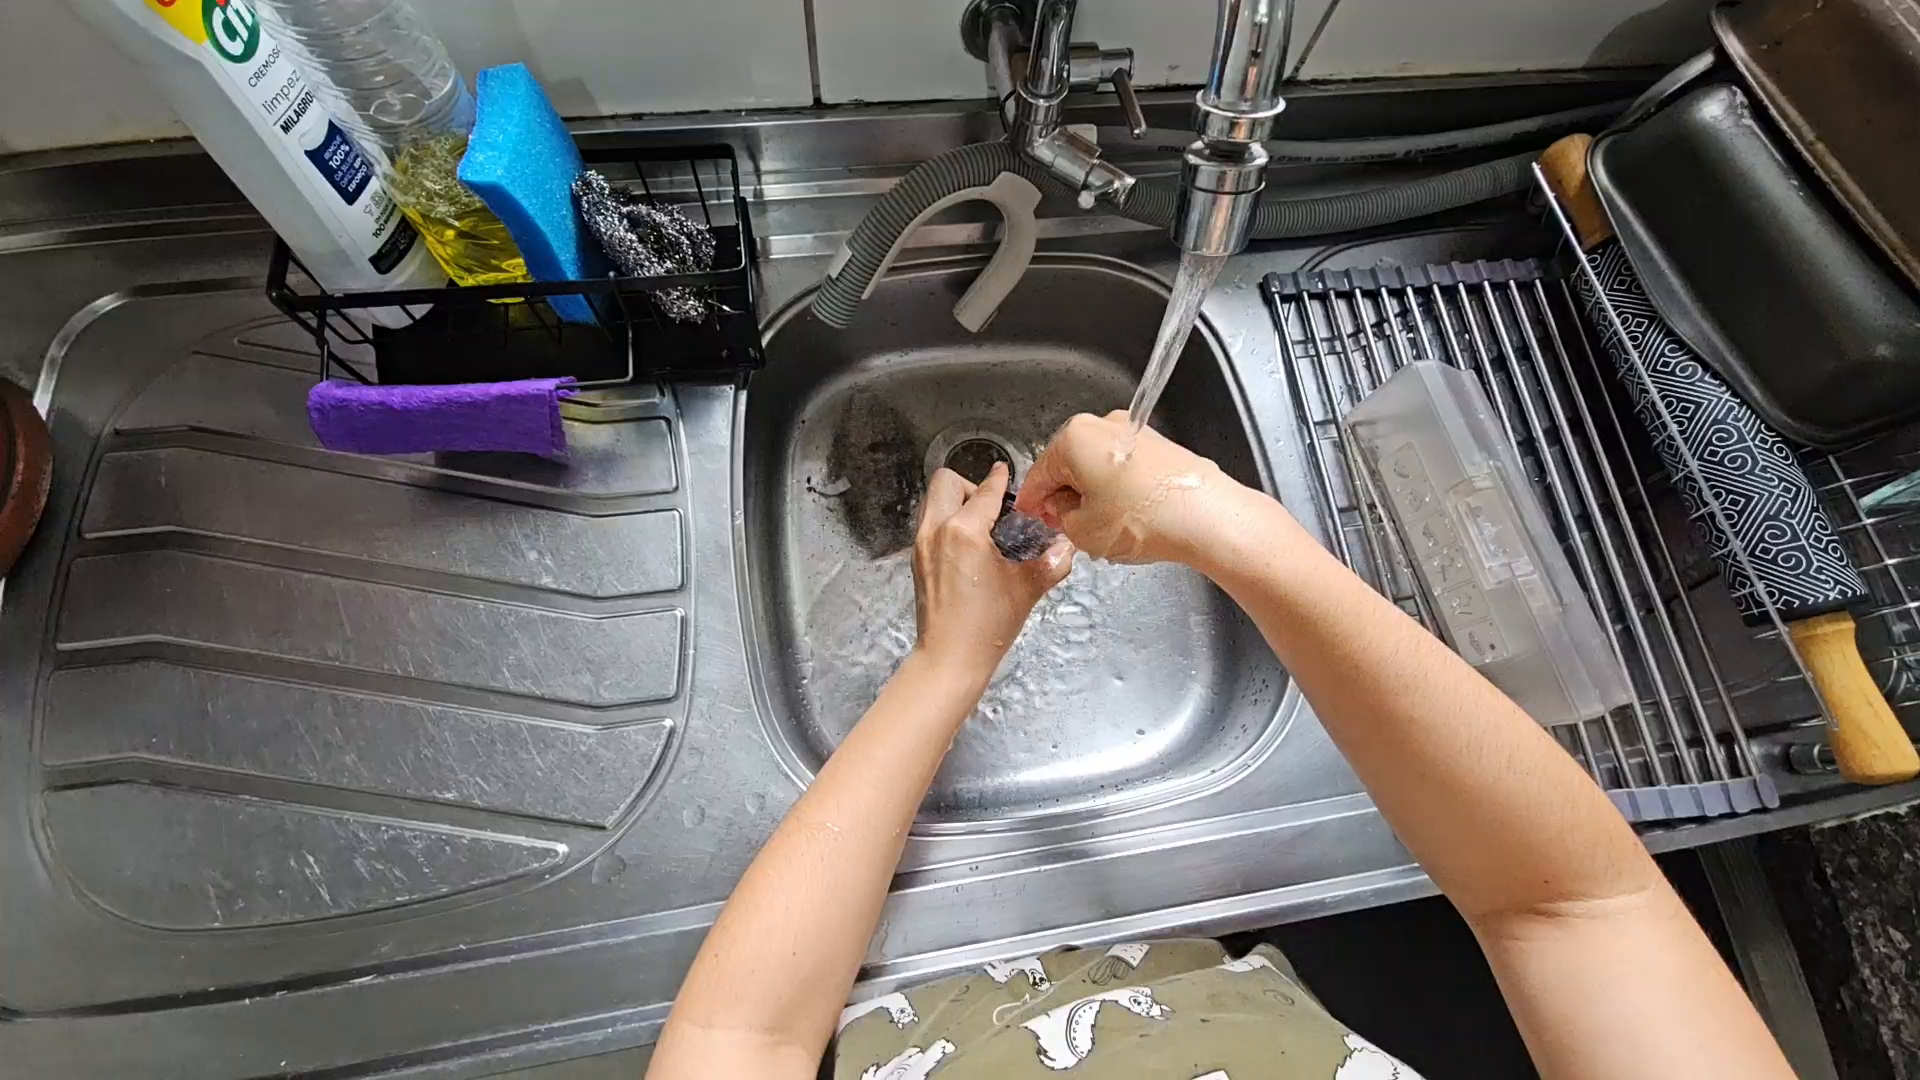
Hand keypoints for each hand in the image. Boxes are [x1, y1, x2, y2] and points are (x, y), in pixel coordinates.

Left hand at [913, 462, 1073, 679]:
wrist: (949, 658)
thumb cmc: (988, 625)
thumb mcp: (1027, 589)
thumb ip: (1052, 562)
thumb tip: (1067, 546)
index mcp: (964, 531)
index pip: (986, 491)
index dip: (1000, 480)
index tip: (1006, 472)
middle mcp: (936, 530)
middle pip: (947, 482)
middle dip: (971, 486)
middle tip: (993, 508)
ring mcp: (921, 544)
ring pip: (933, 500)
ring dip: (956, 501)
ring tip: (981, 525)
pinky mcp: (917, 559)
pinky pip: (929, 522)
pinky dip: (946, 520)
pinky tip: (968, 545)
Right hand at [1014, 411, 1247, 563]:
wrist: (1205, 517)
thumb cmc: (1143, 519)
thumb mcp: (1081, 530)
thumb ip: (1060, 517)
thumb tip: (1062, 509)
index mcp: (1073, 438)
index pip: (1038, 473)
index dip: (1031, 501)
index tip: (1029, 515)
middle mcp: (1102, 425)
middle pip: (1067, 463)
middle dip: (1062, 493)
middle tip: (1063, 525)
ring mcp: (1133, 432)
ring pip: (1095, 463)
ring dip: (1090, 490)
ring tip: (1098, 525)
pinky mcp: (1157, 446)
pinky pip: (1122, 465)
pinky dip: (1115, 487)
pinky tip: (1123, 515)